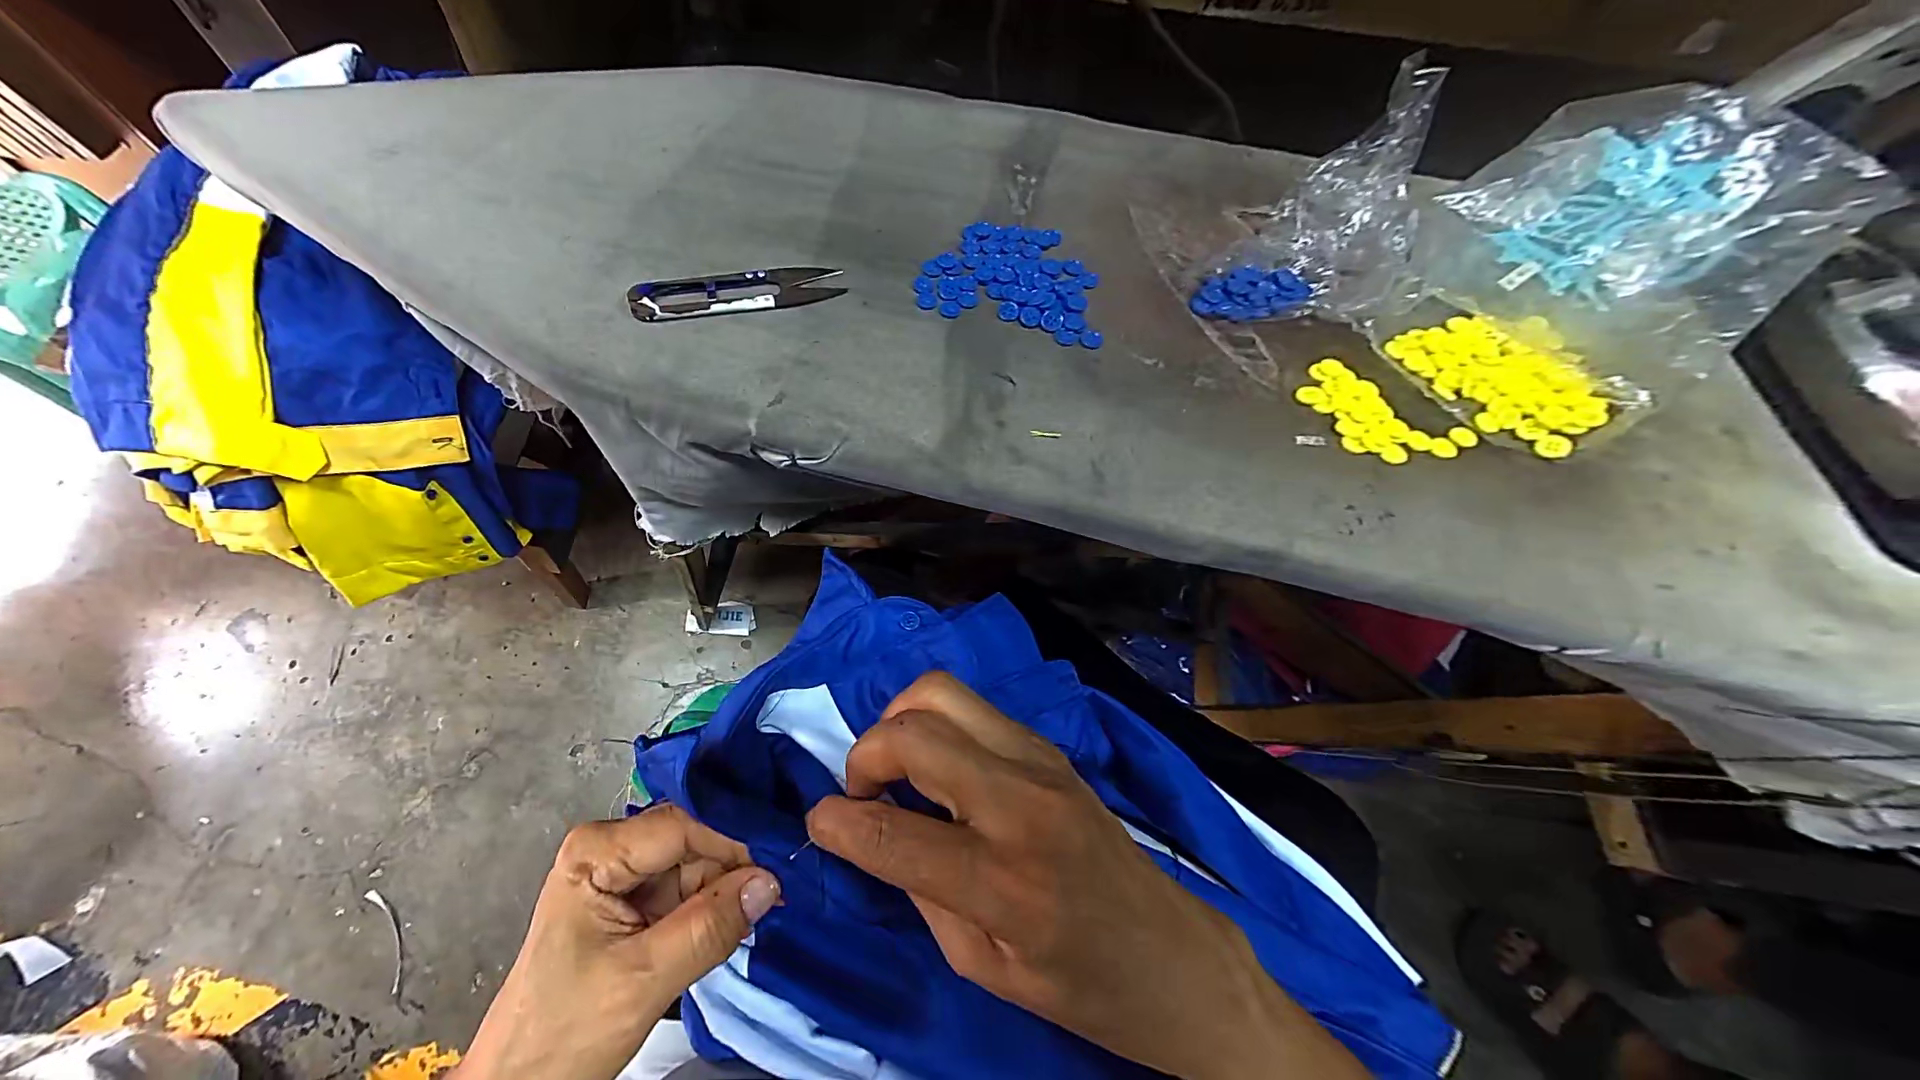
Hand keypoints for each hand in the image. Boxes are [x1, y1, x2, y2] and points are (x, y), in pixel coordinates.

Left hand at [456, 805, 779, 1079]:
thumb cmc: (562, 1033)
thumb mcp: (642, 981)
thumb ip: (708, 928)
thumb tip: (768, 884)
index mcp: (596, 852)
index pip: (682, 826)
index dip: (731, 846)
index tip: (775, 871)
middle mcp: (611, 851)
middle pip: (694, 842)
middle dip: (733, 870)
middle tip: (775, 896)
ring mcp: (626, 877)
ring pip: (699, 865)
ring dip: (729, 892)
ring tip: (758, 914)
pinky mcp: (640, 903)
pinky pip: (693, 890)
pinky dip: (717, 908)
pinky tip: (736, 922)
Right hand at [806, 673, 1365, 1079]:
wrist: (1170, 954)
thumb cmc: (1078, 983)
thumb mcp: (983, 966)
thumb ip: (921, 890)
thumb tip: (872, 833)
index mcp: (1005, 881)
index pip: (892, 832)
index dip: (836, 823)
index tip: (818, 824)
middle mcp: (1023, 802)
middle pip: (915, 729)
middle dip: (865, 753)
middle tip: (863, 793)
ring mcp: (1042, 761)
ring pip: (943, 692)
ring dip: (900, 723)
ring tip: (898, 770)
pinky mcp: (1051, 747)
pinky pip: (974, 708)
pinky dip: (937, 724)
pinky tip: (940, 768)